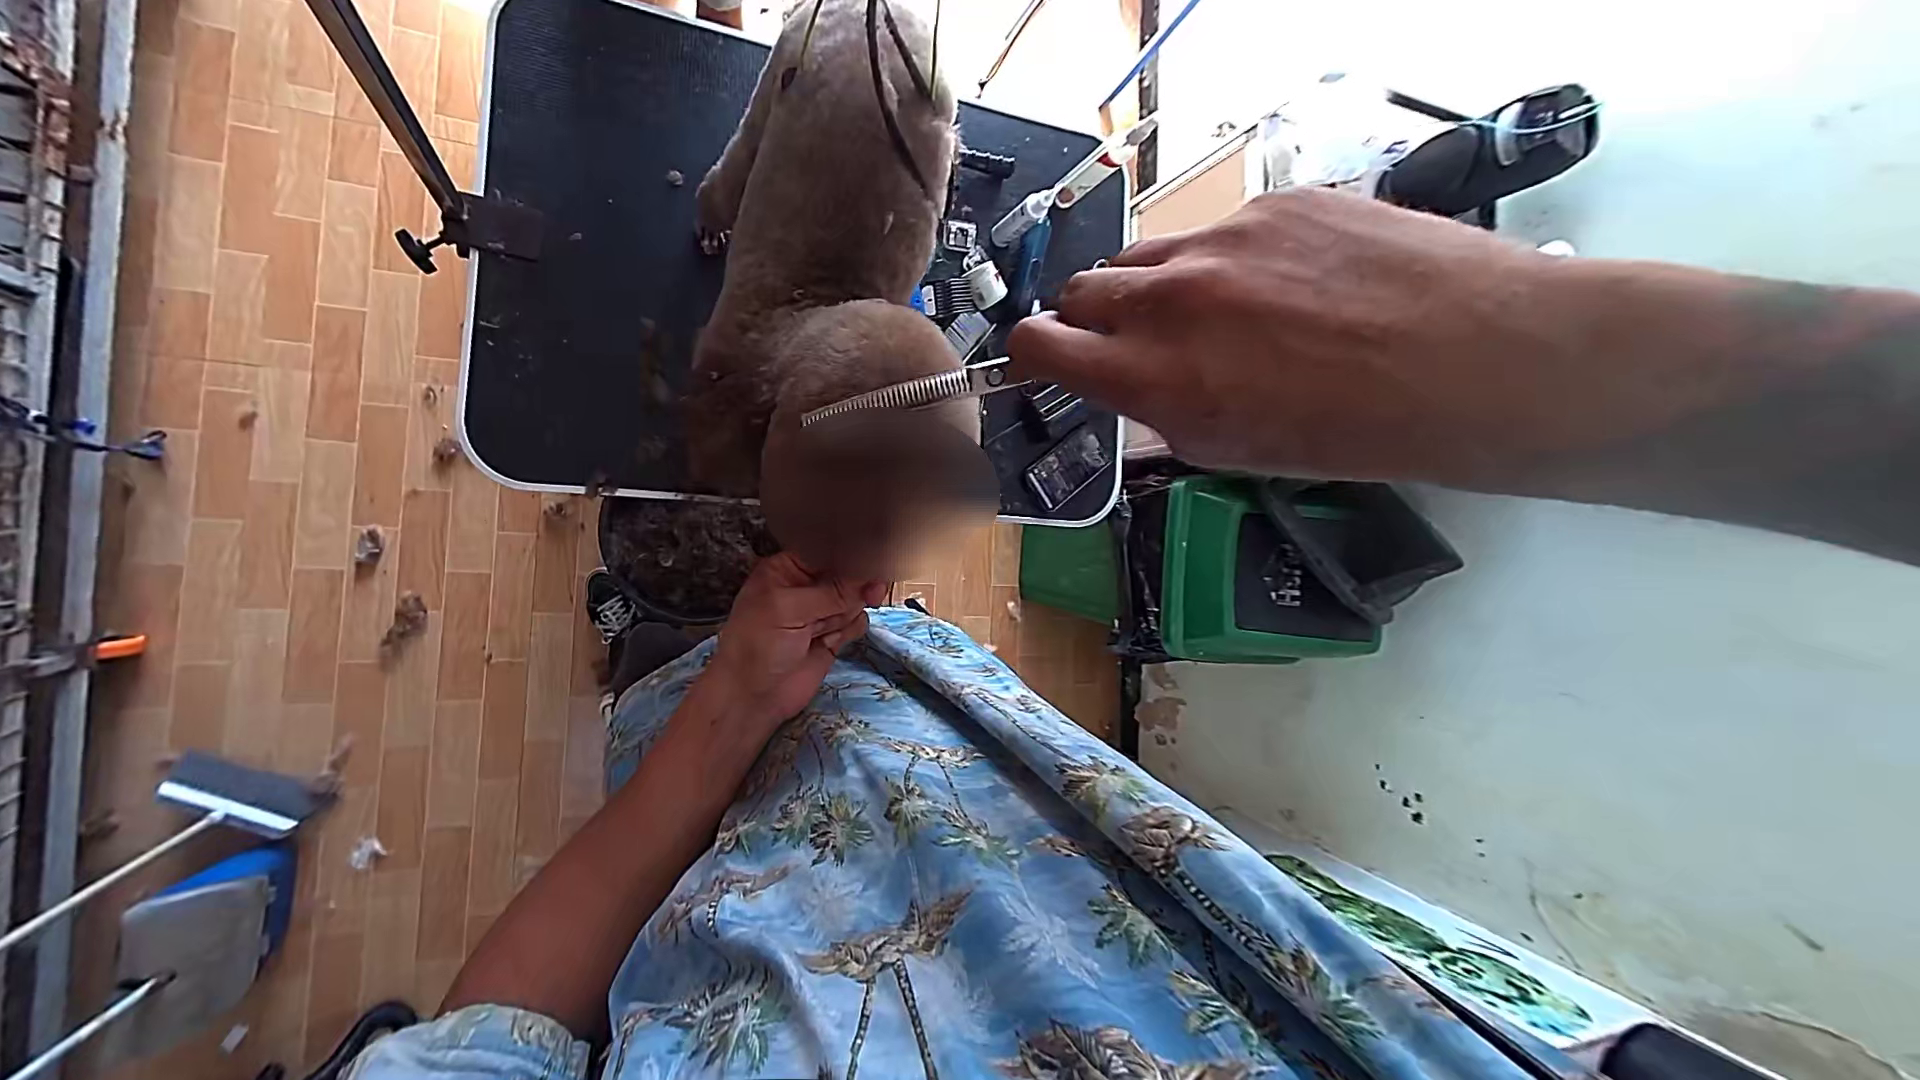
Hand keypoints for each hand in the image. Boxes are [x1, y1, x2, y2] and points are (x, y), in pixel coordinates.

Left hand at [698, 553, 886, 737]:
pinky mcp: (833, 635)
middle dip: (854, 586)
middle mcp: (805, 586)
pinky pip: (857, 621)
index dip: (848, 556)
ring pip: (855, 598)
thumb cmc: (757, 645)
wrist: (753, 698)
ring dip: (846, 613)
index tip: (869, 560)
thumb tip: (870, 579)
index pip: (825, 551)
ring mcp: (820, 611)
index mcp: (786, 569)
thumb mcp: (788, 609)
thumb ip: (831, 592)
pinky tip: (830, 643)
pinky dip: (849, 630)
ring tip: (823, 631)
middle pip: (846, 574)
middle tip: (870, 592)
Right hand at [1007, 187, 1659, 489]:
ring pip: (1143, 256)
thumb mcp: (1223, 450)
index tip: (1039, 357)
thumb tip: (1125, 384)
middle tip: (1122, 341)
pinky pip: (1216, 232)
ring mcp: (1221, 239)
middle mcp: (1169, 298)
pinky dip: (1221, 263)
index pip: (1040, 343)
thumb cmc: (1343, 433)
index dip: (1030, 352)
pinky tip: (1275, 287)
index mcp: (1150, 373)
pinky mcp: (1275, 202)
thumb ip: (1153, 409)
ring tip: (1203, 316)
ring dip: (1149, 289)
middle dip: (1086, 319)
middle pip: (1080, 289)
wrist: (1472, 363)